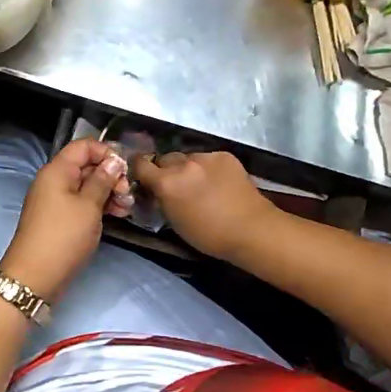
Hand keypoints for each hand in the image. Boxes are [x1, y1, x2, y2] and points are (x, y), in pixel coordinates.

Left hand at [0, 139, 131, 299]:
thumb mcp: (89, 206)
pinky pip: (82, 202)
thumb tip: (114, 161)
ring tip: (126, 207)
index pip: (84, 146)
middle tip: (128, 193)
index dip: (107, 153)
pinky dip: (100, 205)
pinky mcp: (60, 217)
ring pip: (87, 185)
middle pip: (87, 165)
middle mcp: (55, 180)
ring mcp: (56, 200)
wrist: (35, 276)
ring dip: (109, 192)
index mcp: (57, 170)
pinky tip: (117, 214)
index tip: (125, 170)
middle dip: (111, 175)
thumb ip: (103, 180)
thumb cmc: (64, 236)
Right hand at [130, 151, 280, 260]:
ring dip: (190, 168)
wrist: (250, 229)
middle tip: (176, 185)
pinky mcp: (225, 155)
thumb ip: (163, 200)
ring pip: (189, 158)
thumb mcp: (175, 222)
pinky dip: (209, 168)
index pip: (141, 165)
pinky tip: (219, 182)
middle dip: (167, 170)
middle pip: (166, 158)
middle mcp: (184, 164)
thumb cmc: (209, 235)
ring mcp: (206, 157)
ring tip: (201, 184)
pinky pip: (209, 158)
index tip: (142, 175)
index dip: (140, 169)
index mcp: (167, 183)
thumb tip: (158, 190)